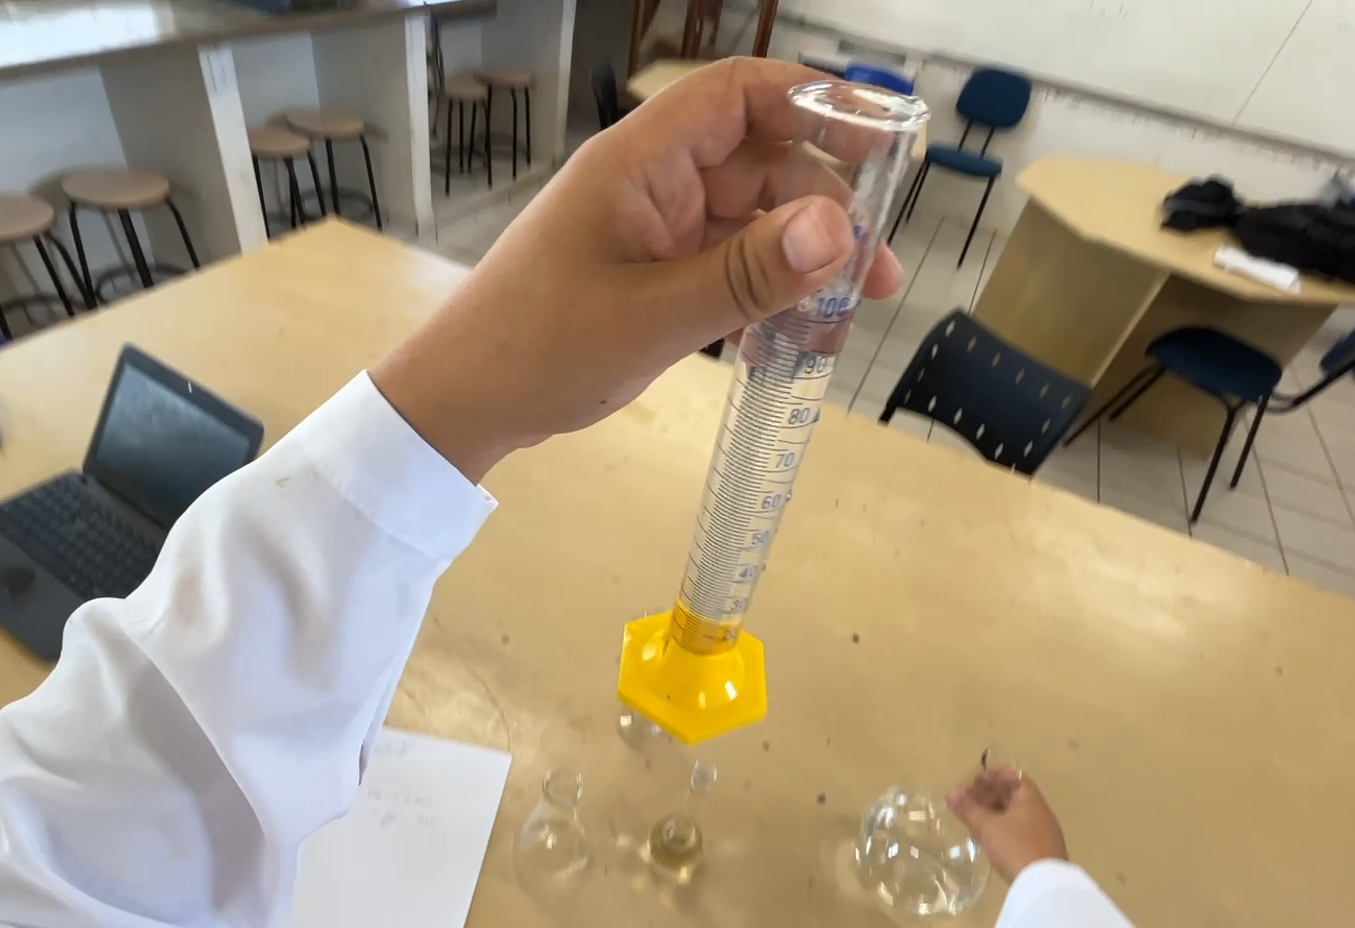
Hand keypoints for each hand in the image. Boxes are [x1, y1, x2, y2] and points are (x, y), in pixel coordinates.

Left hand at [372, 58, 905, 481]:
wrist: (468, 402)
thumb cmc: (541, 349)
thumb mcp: (652, 317)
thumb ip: (745, 274)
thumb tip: (838, 232)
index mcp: (641, 162)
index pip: (741, 97)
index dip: (817, 105)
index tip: (886, 144)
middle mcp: (651, 187)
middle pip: (758, 172)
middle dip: (823, 218)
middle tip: (876, 277)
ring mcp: (649, 237)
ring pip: (744, 231)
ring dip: (795, 269)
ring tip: (840, 323)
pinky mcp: (648, 282)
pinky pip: (719, 274)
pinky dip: (757, 300)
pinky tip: (789, 338)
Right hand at [946, 768, 1067, 883]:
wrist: (1044, 888)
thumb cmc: (1015, 847)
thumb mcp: (986, 826)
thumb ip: (967, 808)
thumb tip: (950, 792)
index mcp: (1030, 800)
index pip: (1012, 776)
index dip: (991, 776)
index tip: (972, 783)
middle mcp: (1039, 812)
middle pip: (1011, 795)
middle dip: (986, 795)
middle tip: (966, 802)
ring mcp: (1041, 832)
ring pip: (1012, 814)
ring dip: (991, 813)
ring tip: (971, 821)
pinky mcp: (1039, 850)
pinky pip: (1016, 830)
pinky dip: (999, 828)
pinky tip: (986, 840)